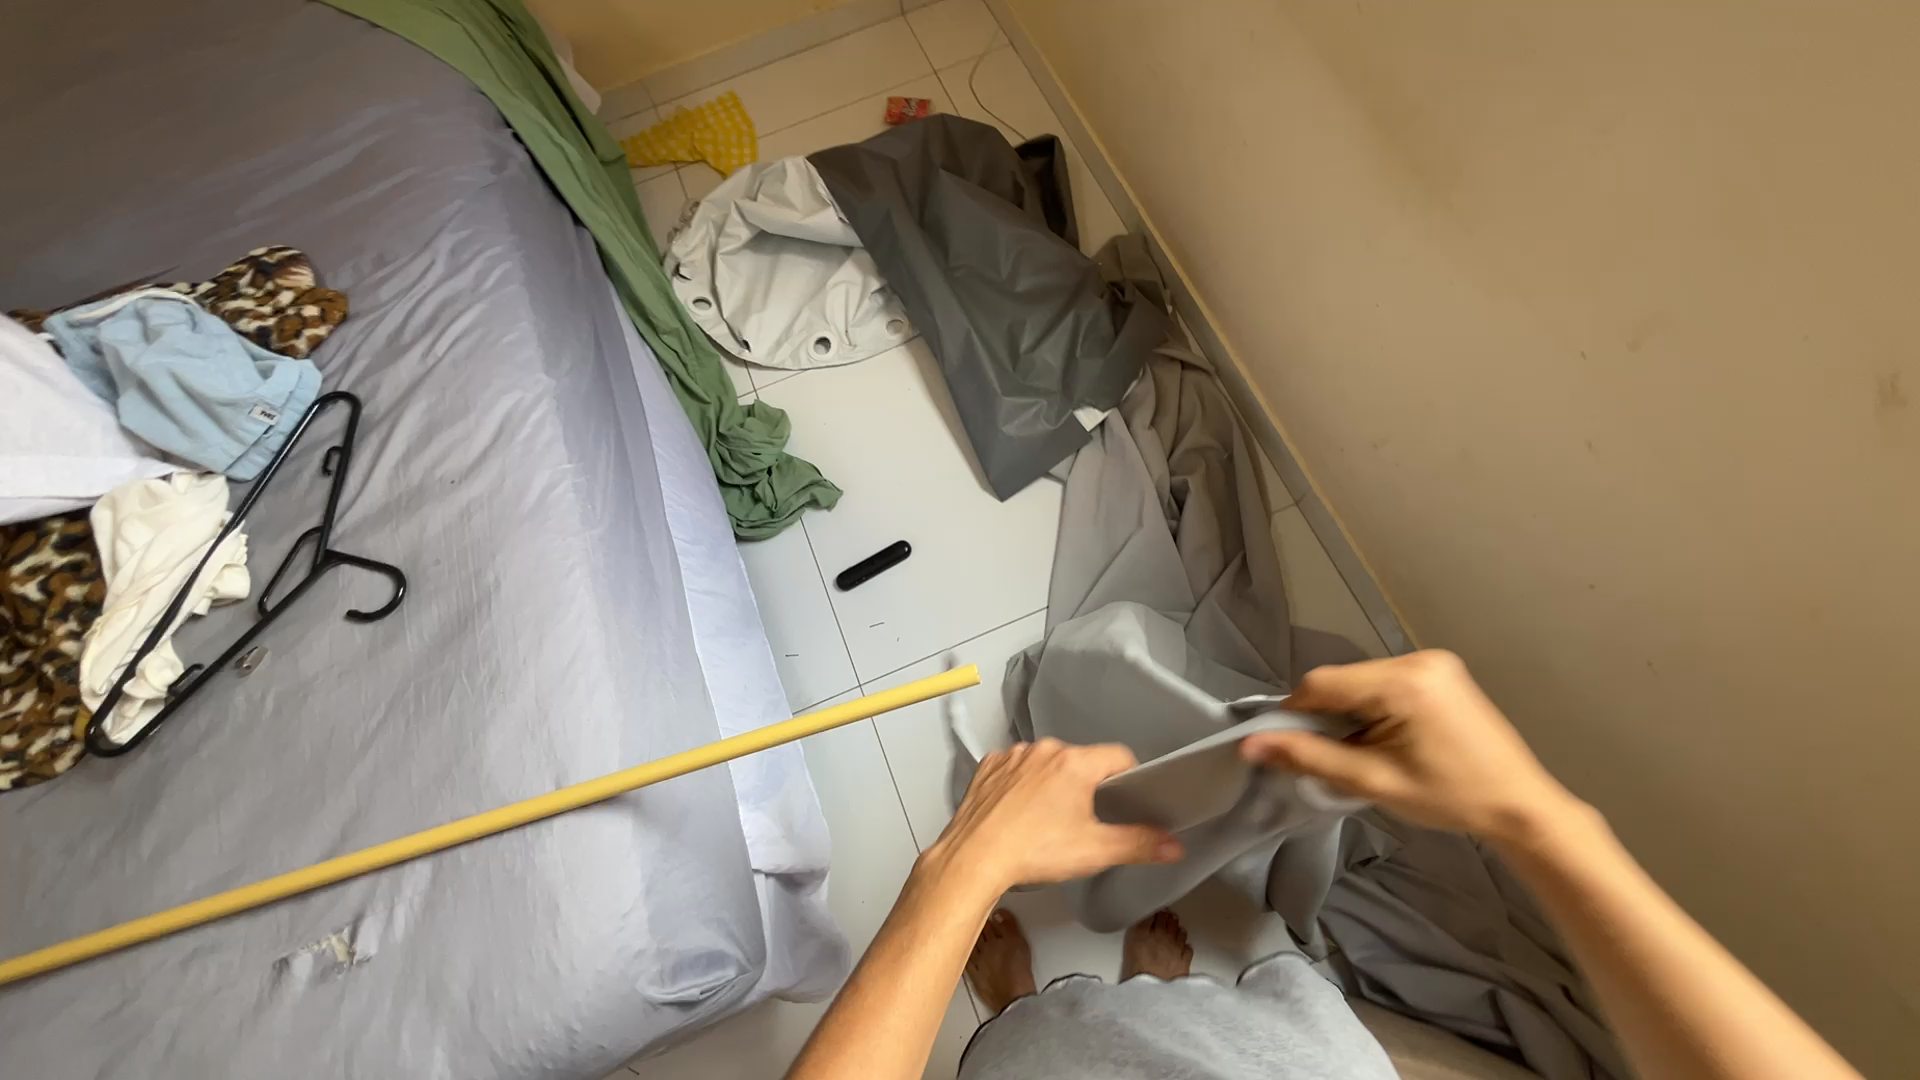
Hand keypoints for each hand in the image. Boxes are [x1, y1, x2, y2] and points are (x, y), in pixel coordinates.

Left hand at [926, 738, 1183, 893]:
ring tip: (1046, 819)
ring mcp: (1014, 755)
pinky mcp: (990, 765)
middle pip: (1081, 760)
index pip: (1118, 756)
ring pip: (1046, 762)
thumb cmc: (1033, 851)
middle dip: (1087, 784)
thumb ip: (1139, 844)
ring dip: (1052, 782)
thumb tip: (1172, 845)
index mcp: (1075, 763)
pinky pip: (1016, 767)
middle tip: (1083, 819)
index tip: (1126, 795)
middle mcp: (1044, 750)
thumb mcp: (1095, 851)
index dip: (1128, 775)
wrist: (976, 856)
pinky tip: (1020, 811)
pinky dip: (1022, 783)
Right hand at [1241, 650, 1583, 842]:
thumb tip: (1247, 745)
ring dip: (1350, 710)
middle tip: (1341, 754)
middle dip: (1329, 715)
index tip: (1299, 747)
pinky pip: (1382, 680)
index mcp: (1403, 683)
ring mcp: (1432, 661)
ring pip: (1358, 680)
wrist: (1522, 807)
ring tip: (1368, 748)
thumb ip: (1307, 756)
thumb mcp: (1371, 782)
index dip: (1298, 714)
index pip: (1321, 683)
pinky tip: (1388, 734)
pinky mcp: (1440, 670)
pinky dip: (1372, 705)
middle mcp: (1417, 659)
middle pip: (1341, 680)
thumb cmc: (1449, 798)